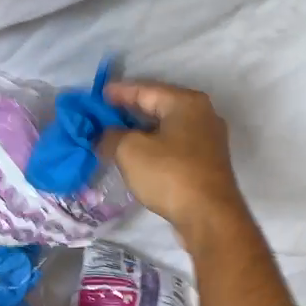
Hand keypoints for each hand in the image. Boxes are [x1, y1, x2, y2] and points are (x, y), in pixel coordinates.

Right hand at [105, 80, 249, 241]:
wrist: (208, 216)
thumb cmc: (169, 175)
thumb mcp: (130, 151)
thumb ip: (111, 137)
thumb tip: (103, 137)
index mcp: (185, 102)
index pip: (145, 89)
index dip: (119, 92)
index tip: (98, 97)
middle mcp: (201, 115)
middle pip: (158, 108)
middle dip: (129, 113)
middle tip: (103, 119)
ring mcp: (207, 141)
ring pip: (166, 130)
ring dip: (141, 134)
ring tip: (115, 140)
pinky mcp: (206, 165)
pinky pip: (173, 148)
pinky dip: (153, 149)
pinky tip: (137, 160)